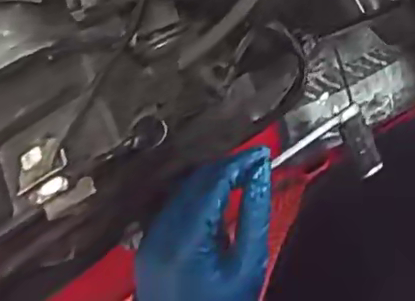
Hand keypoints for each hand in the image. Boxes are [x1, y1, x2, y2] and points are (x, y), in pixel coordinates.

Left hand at [136, 146, 271, 300]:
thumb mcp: (249, 261)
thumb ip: (255, 209)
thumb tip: (261, 169)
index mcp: (186, 240)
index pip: (214, 180)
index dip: (241, 161)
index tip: (265, 152)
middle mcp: (161, 235)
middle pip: (196, 180)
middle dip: (228, 166)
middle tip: (257, 163)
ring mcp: (150, 242)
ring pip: (184, 189)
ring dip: (214, 178)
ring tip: (243, 176)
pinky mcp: (148, 249)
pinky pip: (175, 206)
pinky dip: (199, 194)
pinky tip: (220, 198)